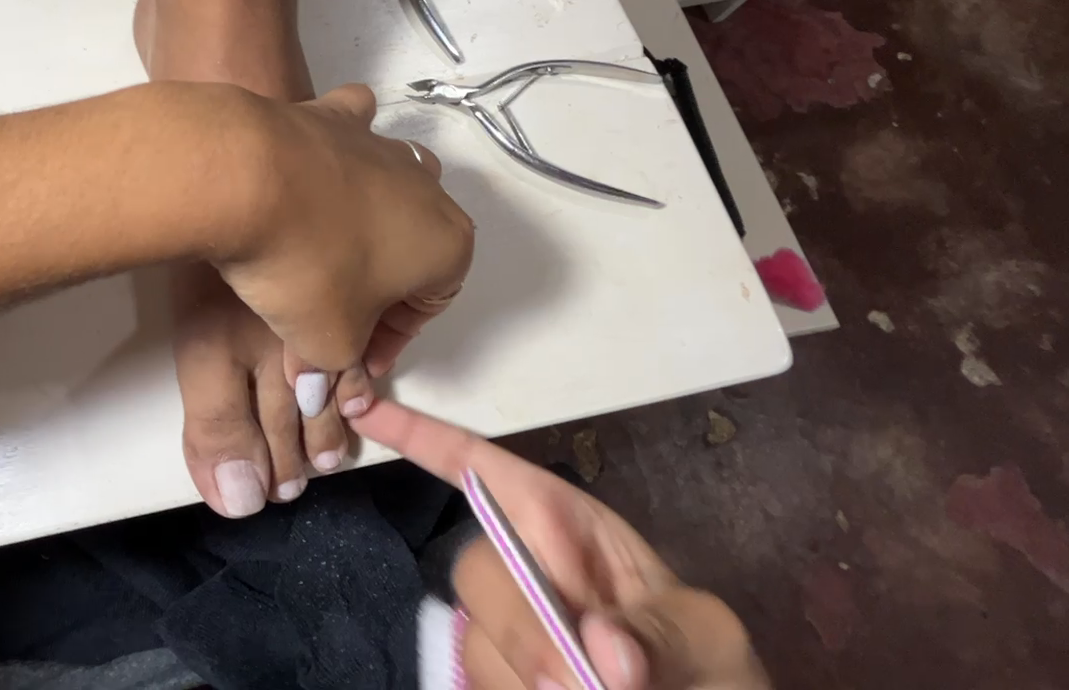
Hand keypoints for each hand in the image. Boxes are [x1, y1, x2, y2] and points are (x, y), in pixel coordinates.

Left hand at [214, 84, 473, 375]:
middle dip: (376, 288)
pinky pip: (350, 131)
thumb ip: (335, 368)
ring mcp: (380, 143)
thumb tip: (316, 389)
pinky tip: (318, 166)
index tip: (348, 361)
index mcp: (446, 244)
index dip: (387, 341)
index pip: (428, 306)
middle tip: (331, 314)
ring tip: (317, 253)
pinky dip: (341, 150)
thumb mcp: (327, 342)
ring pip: (385, 190)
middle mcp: (426, 187)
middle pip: (408, 248)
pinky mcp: (334, 115)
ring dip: (362, 225)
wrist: (245, 180)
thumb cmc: (303, 269)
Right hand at [353, 401, 770, 689]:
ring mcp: (504, 623)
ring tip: (585, 689)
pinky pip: (478, 676)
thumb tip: (603, 646)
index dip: (417, 435)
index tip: (363, 408)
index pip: (476, 466)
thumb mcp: (705, 635)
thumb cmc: (704, 659)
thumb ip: (662, 636)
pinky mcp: (496, 673)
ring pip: (475, 635)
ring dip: (526, 672)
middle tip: (576, 675)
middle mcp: (518, 561)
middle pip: (475, 568)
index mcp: (557, 521)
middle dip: (520, 623)